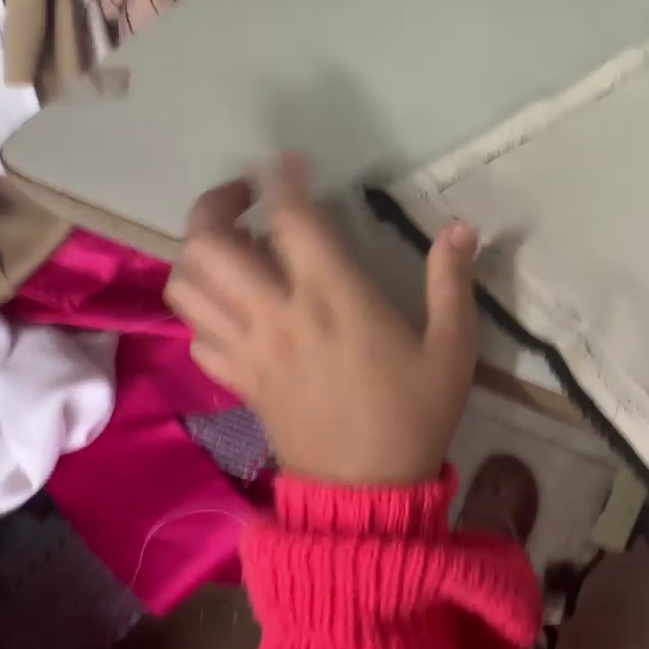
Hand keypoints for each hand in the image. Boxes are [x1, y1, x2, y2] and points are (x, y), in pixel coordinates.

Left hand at [167, 154, 481, 486]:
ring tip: (228, 245)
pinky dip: (201, 307)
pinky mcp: (238, 379)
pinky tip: (230, 305)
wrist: (368, 487)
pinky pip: (195, 332)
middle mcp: (279, 314)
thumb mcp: (453, 346)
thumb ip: (451, 281)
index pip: (292, 221)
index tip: (288, 162)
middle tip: (244, 198)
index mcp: (335, 299)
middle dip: (215, 205)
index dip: (283, 181)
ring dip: (197, 253)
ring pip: (187, 285)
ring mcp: (249, 348)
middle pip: (210, 244)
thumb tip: (461, 227)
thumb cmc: (417, 411)